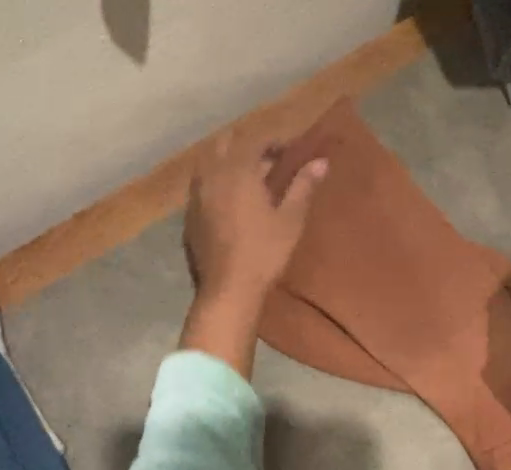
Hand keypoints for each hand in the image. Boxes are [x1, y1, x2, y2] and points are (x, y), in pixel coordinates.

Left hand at [183, 132, 327, 304]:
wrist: (228, 289)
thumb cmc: (264, 253)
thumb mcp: (290, 220)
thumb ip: (303, 186)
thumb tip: (321, 162)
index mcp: (238, 169)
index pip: (255, 139)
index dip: (274, 141)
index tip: (290, 152)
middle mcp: (212, 175)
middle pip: (226, 144)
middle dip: (247, 146)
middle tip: (267, 162)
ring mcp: (196, 196)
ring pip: (209, 164)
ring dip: (228, 163)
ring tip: (248, 181)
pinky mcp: (189, 216)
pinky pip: (201, 187)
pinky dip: (216, 184)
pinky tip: (229, 204)